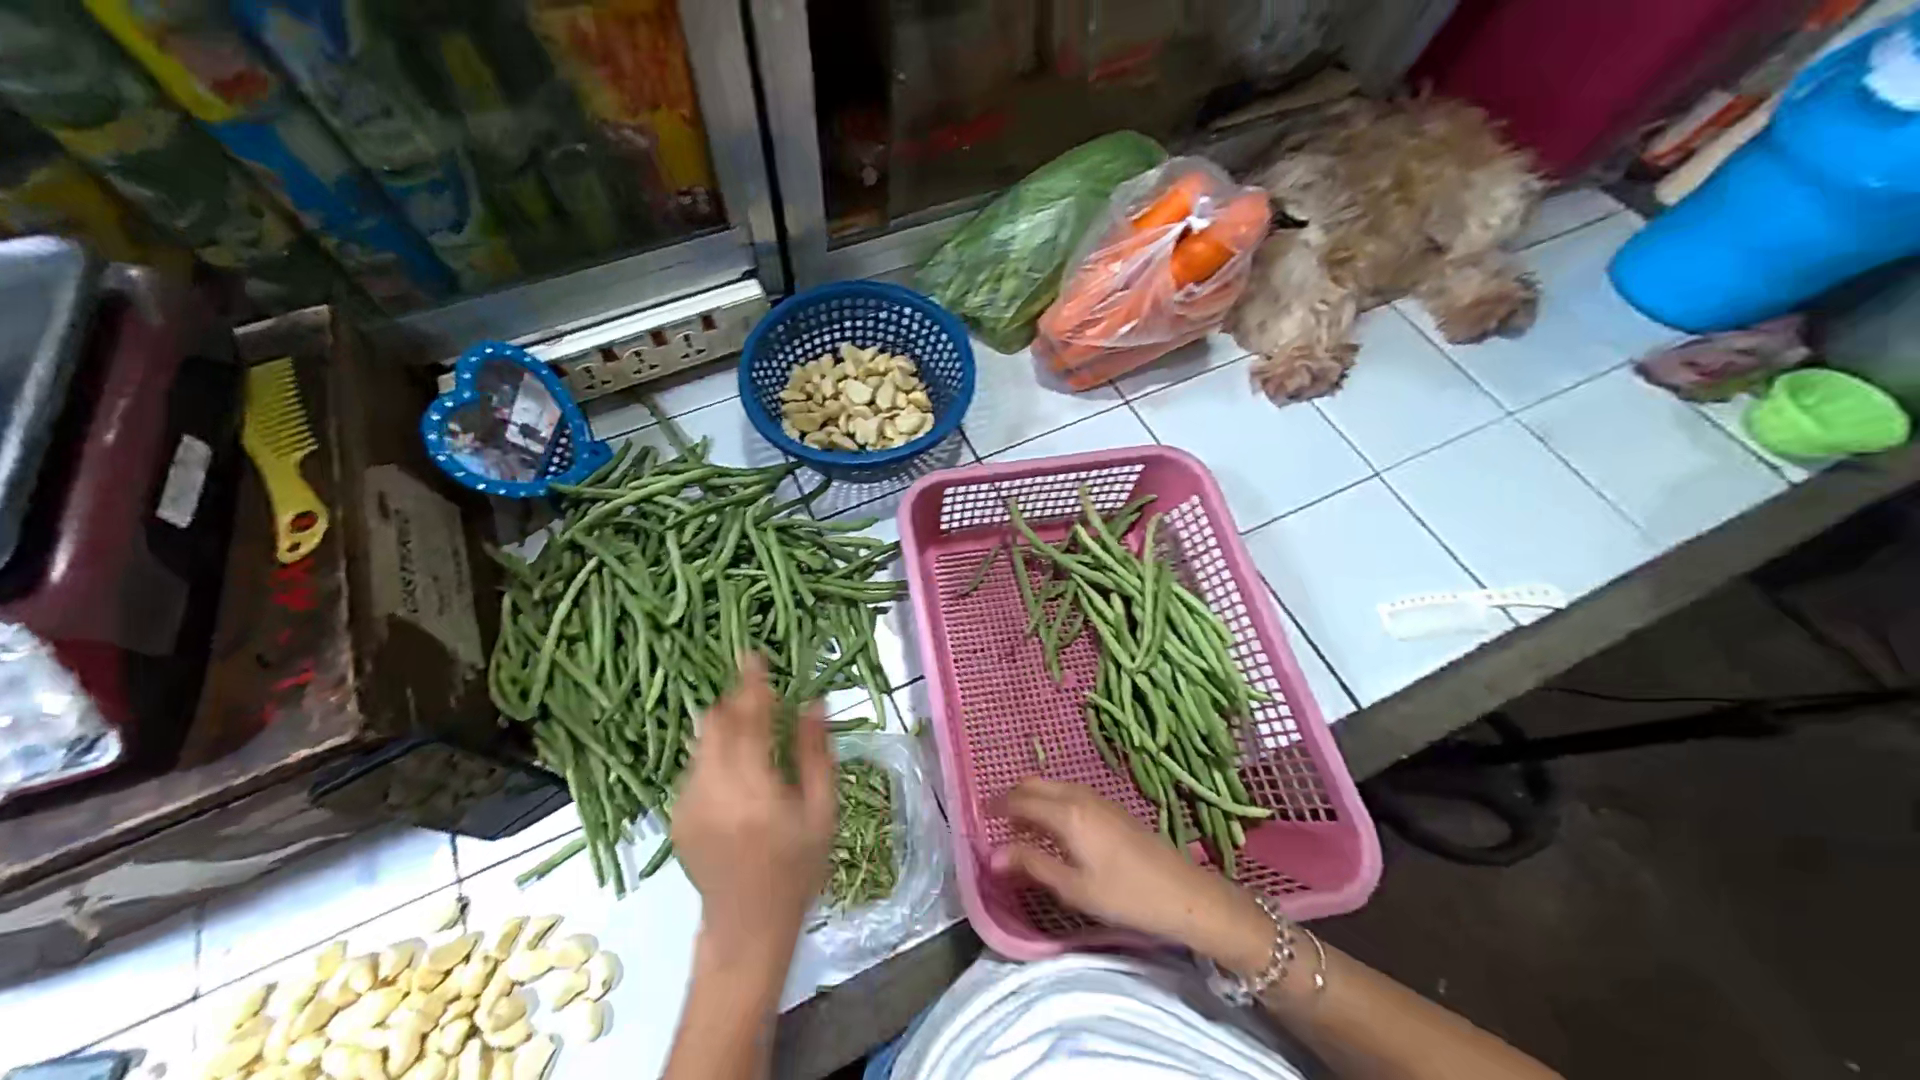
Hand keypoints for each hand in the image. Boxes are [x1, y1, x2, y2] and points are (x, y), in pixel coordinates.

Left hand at [672, 655, 836, 956]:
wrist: (747, 927)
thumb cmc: (797, 868)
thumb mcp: (821, 812)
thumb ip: (815, 753)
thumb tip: (812, 702)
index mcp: (754, 789)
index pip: (749, 719)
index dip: (751, 684)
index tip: (754, 655)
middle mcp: (712, 790)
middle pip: (714, 722)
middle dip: (734, 699)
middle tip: (758, 690)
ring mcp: (687, 803)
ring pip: (701, 742)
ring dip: (725, 724)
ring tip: (751, 725)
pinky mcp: (677, 814)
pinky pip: (695, 766)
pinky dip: (715, 752)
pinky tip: (738, 769)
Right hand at [993, 780, 1272, 973]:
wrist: (1183, 892)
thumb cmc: (1124, 895)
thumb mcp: (1073, 887)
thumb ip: (1031, 864)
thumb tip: (991, 855)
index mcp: (1065, 813)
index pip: (1019, 799)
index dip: (996, 807)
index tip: (978, 820)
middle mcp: (1078, 795)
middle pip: (1033, 783)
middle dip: (1011, 797)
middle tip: (996, 822)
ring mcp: (1097, 798)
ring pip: (1052, 786)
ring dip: (1031, 798)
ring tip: (1020, 829)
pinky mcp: (1110, 807)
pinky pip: (1068, 793)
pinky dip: (1050, 802)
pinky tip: (1053, 829)